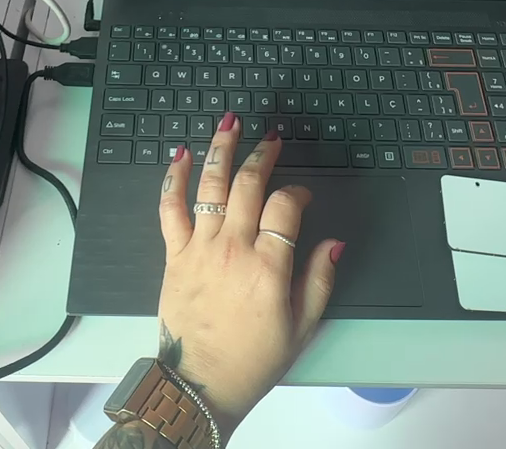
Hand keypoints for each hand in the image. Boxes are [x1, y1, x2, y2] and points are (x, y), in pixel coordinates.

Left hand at [156, 115, 342, 433]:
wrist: (201, 384)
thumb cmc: (253, 358)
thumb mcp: (302, 327)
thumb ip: (320, 280)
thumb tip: (334, 243)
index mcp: (267, 266)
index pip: (285, 207)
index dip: (299, 192)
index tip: (303, 195)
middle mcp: (232, 248)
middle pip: (248, 184)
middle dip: (262, 154)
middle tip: (271, 138)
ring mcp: (200, 247)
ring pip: (211, 185)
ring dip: (221, 149)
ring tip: (230, 122)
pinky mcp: (175, 253)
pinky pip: (171, 208)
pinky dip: (175, 179)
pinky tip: (182, 155)